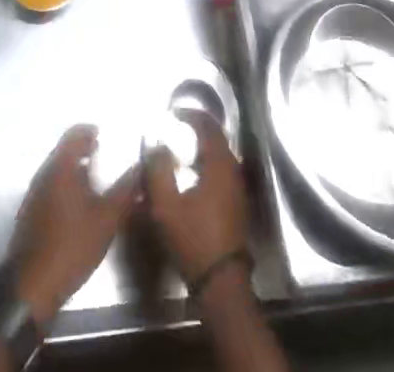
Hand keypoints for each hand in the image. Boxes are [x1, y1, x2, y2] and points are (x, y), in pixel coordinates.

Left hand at [8, 125, 137, 324]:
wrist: (34, 281)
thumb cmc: (73, 244)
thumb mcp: (106, 218)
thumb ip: (125, 190)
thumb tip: (140, 168)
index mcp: (60, 167)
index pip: (74, 134)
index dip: (91, 131)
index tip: (107, 136)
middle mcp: (44, 173)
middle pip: (65, 150)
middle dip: (86, 150)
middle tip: (107, 157)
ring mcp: (34, 192)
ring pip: (58, 169)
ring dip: (77, 169)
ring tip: (99, 181)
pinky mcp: (32, 210)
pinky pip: (52, 186)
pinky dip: (68, 185)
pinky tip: (82, 204)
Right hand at [145, 113, 248, 293]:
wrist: (220, 282)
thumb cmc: (192, 238)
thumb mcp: (165, 204)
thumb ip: (158, 169)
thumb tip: (156, 143)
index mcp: (220, 167)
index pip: (210, 128)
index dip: (192, 115)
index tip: (172, 112)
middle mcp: (234, 173)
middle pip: (217, 140)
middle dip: (195, 129)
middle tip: (171, 128)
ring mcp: (237, 190)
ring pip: (220, 156)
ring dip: (200, 147)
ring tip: (176, 149)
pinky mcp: (235, 204)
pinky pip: (221, 171)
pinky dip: (205, 163)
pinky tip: (188, 175)